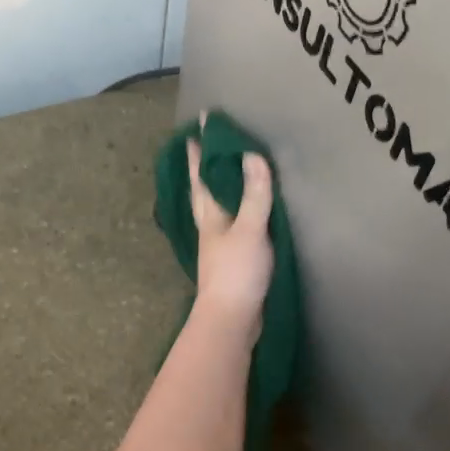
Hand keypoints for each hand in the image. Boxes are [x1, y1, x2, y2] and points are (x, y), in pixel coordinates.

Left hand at [186, 118, 274, 343]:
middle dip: (203, 171)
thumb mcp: (249, 229)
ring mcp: (218, 247)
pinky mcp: (231, 263)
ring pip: (216, 210)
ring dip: (219, 191)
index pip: (202, 177)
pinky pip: (232, 227)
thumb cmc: (236, 272)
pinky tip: (244, 216)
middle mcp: (210, 228)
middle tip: (204, 148)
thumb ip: (253, 194)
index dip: (200, 154)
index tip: (195, 130)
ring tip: (224, 176)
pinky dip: (236, 213)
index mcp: (210, 216)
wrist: (230, 321)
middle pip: (203, 193)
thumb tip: (251, 155)